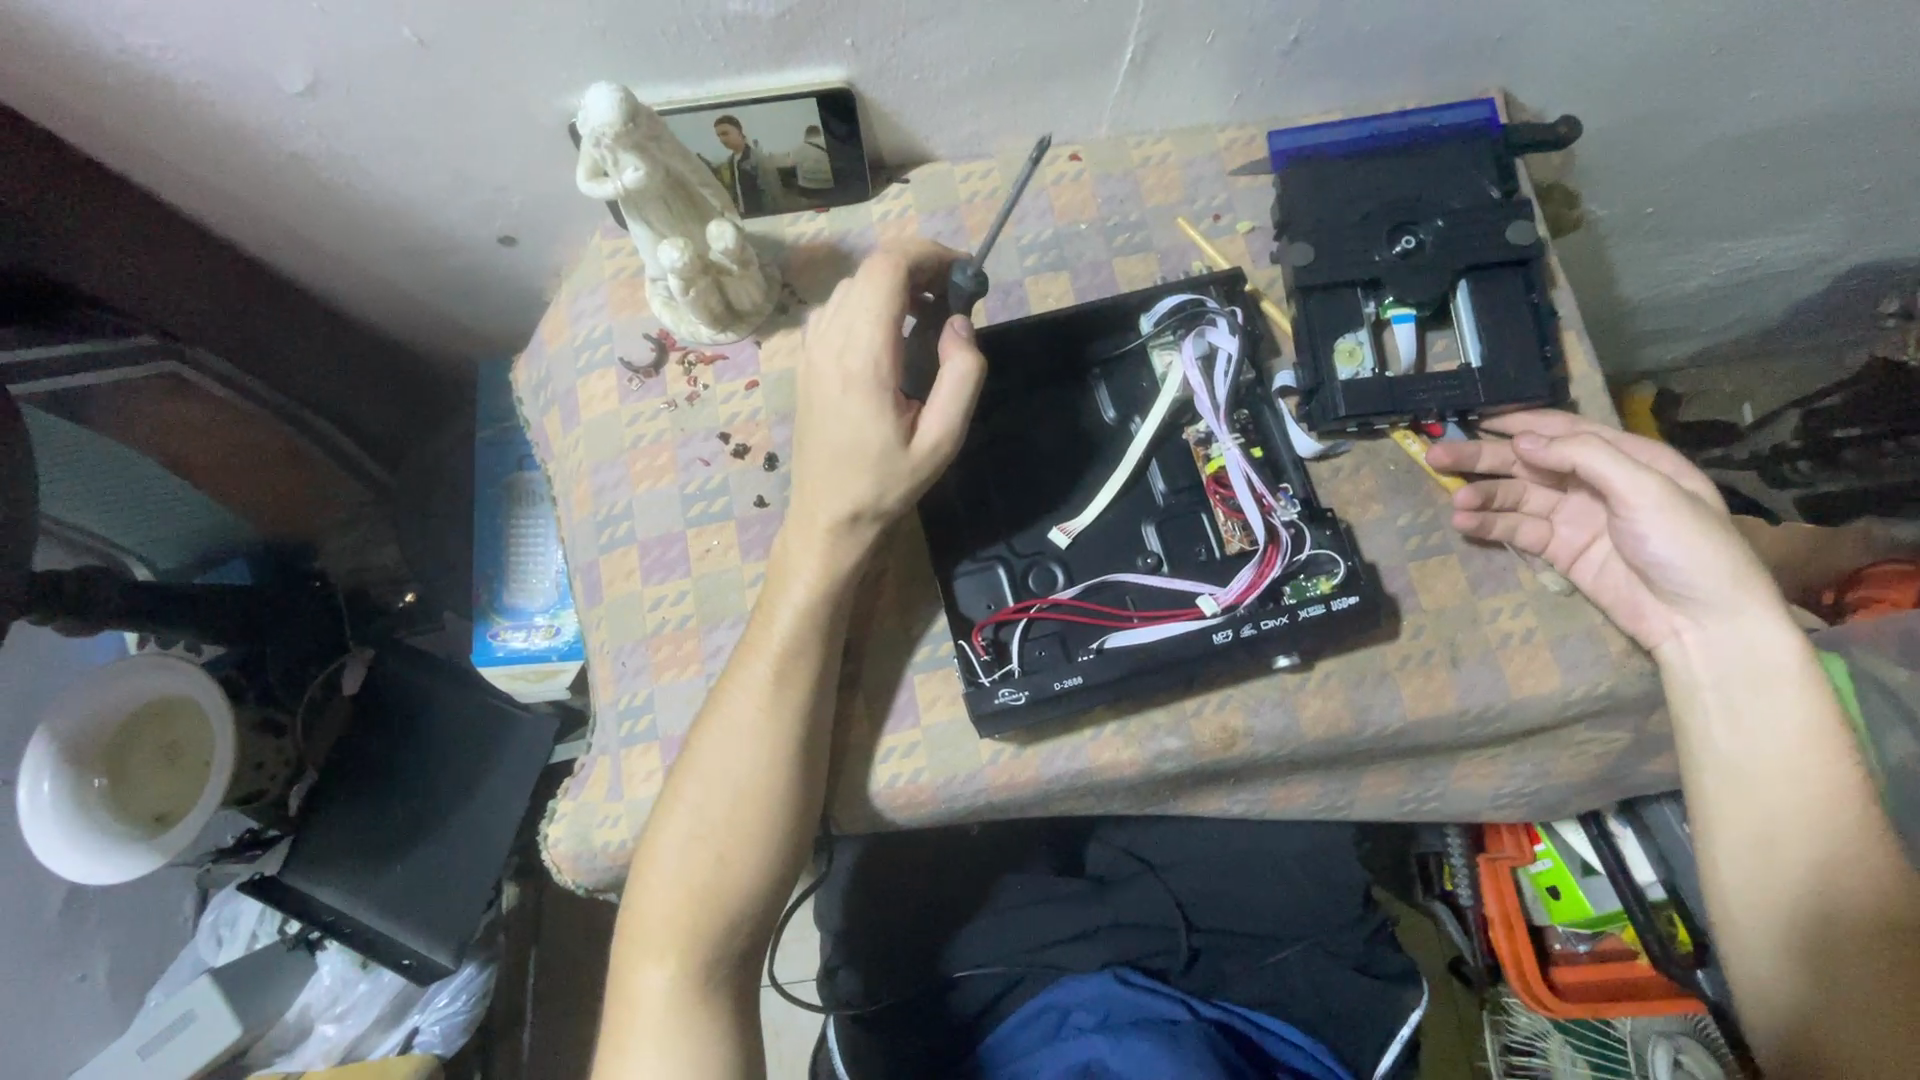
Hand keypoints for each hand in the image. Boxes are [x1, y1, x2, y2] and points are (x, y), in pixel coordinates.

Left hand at [783, 241, 986, 563]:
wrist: (828, 515)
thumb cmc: (887, 484)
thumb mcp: (943, 440)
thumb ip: (962, 375)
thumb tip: (960, 323)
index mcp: (863, 358)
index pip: (887, 268)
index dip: (927, 254)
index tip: (961, 273)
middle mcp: (829, 342)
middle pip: (870, 269)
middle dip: (915, 267)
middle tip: (951, 298)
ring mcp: (810, 349)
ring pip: (851, 286)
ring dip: (891, 285)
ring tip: (925, 316)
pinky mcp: (805, 361)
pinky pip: (835, 309)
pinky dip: (867, 304)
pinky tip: (889, 336)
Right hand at [1425, 410, 1786, 653]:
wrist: (1701, 621)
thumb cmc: (1687, 546)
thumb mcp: (1647, 490)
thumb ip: (1585, 458)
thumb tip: (1522, 440)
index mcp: (1628, 459)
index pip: (1564, 431)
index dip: (1520, 423)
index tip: (1475, 420)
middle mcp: (1596, 483)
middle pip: (1530, 463)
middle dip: (1484, 459)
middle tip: (1436, 455)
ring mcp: (1575, 518)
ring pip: (1517, 496)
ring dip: (1483, 496)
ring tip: (1453, 501)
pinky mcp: (1560, 550)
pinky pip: (1517, 530)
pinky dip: (1489, 526)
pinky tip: (1464, 524)